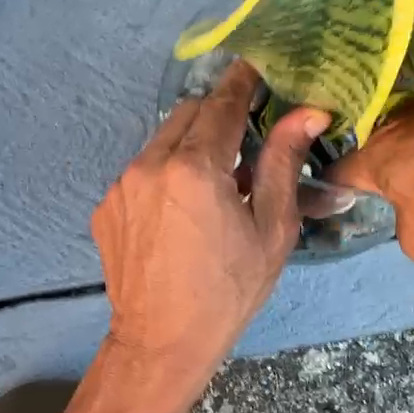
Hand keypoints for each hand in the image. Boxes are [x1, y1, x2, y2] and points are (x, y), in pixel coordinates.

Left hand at [94, 62, 328, 378]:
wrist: (161, 343)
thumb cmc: (228, 292)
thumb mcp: (271, 230)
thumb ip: (283, 163)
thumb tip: (308, 112)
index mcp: (195, 167)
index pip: (222, 104)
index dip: (243, 82)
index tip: (258, 69)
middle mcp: (150, 164)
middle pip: (187, 114)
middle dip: (217, 115)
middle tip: (245, 135)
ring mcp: (121, 186)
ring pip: (161, 141)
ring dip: (190, 146)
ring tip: (215, 182)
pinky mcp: (106, 207)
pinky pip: (141, 173)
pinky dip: (165, 176)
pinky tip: (181, 213)